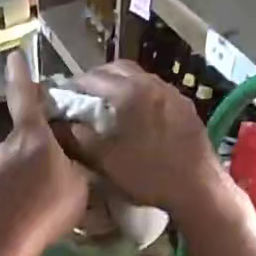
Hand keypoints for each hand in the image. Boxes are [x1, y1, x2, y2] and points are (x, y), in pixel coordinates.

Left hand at [0, 52, 88, 255]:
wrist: (10, 244)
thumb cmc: (49, 208)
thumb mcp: (80, 181)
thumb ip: (78, 160)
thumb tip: (75, 155)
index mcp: (31, 135)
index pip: (25, 96)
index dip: (21, 75)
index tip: (14, 55)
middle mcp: (7, 146)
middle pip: (25, 130)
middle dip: (41, 133)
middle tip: (63, 146)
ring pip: (17, 155)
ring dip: (32, 160)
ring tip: (52, 180)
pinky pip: (10, 175)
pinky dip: (22, 180)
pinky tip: (35, 199)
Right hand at [61, 60, 228, 212]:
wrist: (196, 186)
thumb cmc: (146, 174)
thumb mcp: (104, 160)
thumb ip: (78, 138)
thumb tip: (58, 124)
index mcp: (129, 93)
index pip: (93, 78)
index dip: (72, 86)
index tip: (60, 99)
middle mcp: (152, 84)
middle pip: (118, 69)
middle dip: (95, 79)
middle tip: (80, 98)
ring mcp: (171, 93)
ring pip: (138, 77)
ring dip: (118, 85)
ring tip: (105, 106)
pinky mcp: (184, 106)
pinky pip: (154, 90)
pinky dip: (137, 95)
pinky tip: (133, 116)